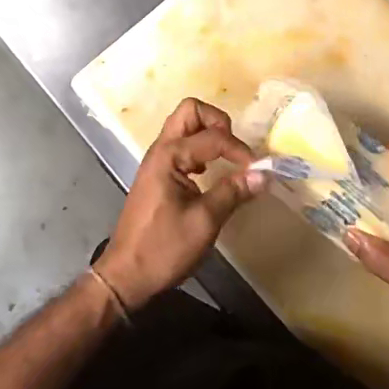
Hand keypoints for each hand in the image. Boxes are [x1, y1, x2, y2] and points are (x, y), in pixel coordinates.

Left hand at [94, 98, 269, 308]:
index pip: (213, 137)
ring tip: (226, 159)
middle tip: (234, 149)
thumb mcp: (204, 222)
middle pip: (190, 111)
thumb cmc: (163, 249)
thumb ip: (234, 192)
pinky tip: (208, 172)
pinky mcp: (157, 174)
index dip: (239, 150)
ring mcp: (157, 160)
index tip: (257, 171)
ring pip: (184, 125)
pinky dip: (199, 148)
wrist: (125, 277)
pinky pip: (181, 144)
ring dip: (208, 133)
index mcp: (169, 156)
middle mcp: (161, 150)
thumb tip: (264, 174)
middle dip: (218, 122)